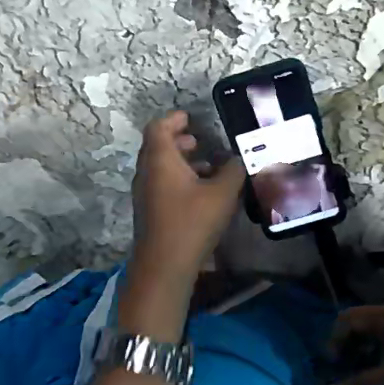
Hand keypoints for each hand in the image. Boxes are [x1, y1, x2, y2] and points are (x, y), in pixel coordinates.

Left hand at [128, 110, 243, 294]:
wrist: (164, 266)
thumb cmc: (192, 221)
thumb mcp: (222, 192)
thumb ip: (234, 170)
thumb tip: (238, 158)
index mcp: (160, 160)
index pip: (159, 127)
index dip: (174, 119)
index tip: (191, 118)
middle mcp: (147, 172)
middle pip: (157, 146)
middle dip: (179, 140)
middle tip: (201, 140)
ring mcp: (145, 193)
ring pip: (160, 166)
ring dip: (181, 161)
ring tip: (208, 166)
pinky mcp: (150, 210)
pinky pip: (161, 183)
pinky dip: (178, 178)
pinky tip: (202, 191)